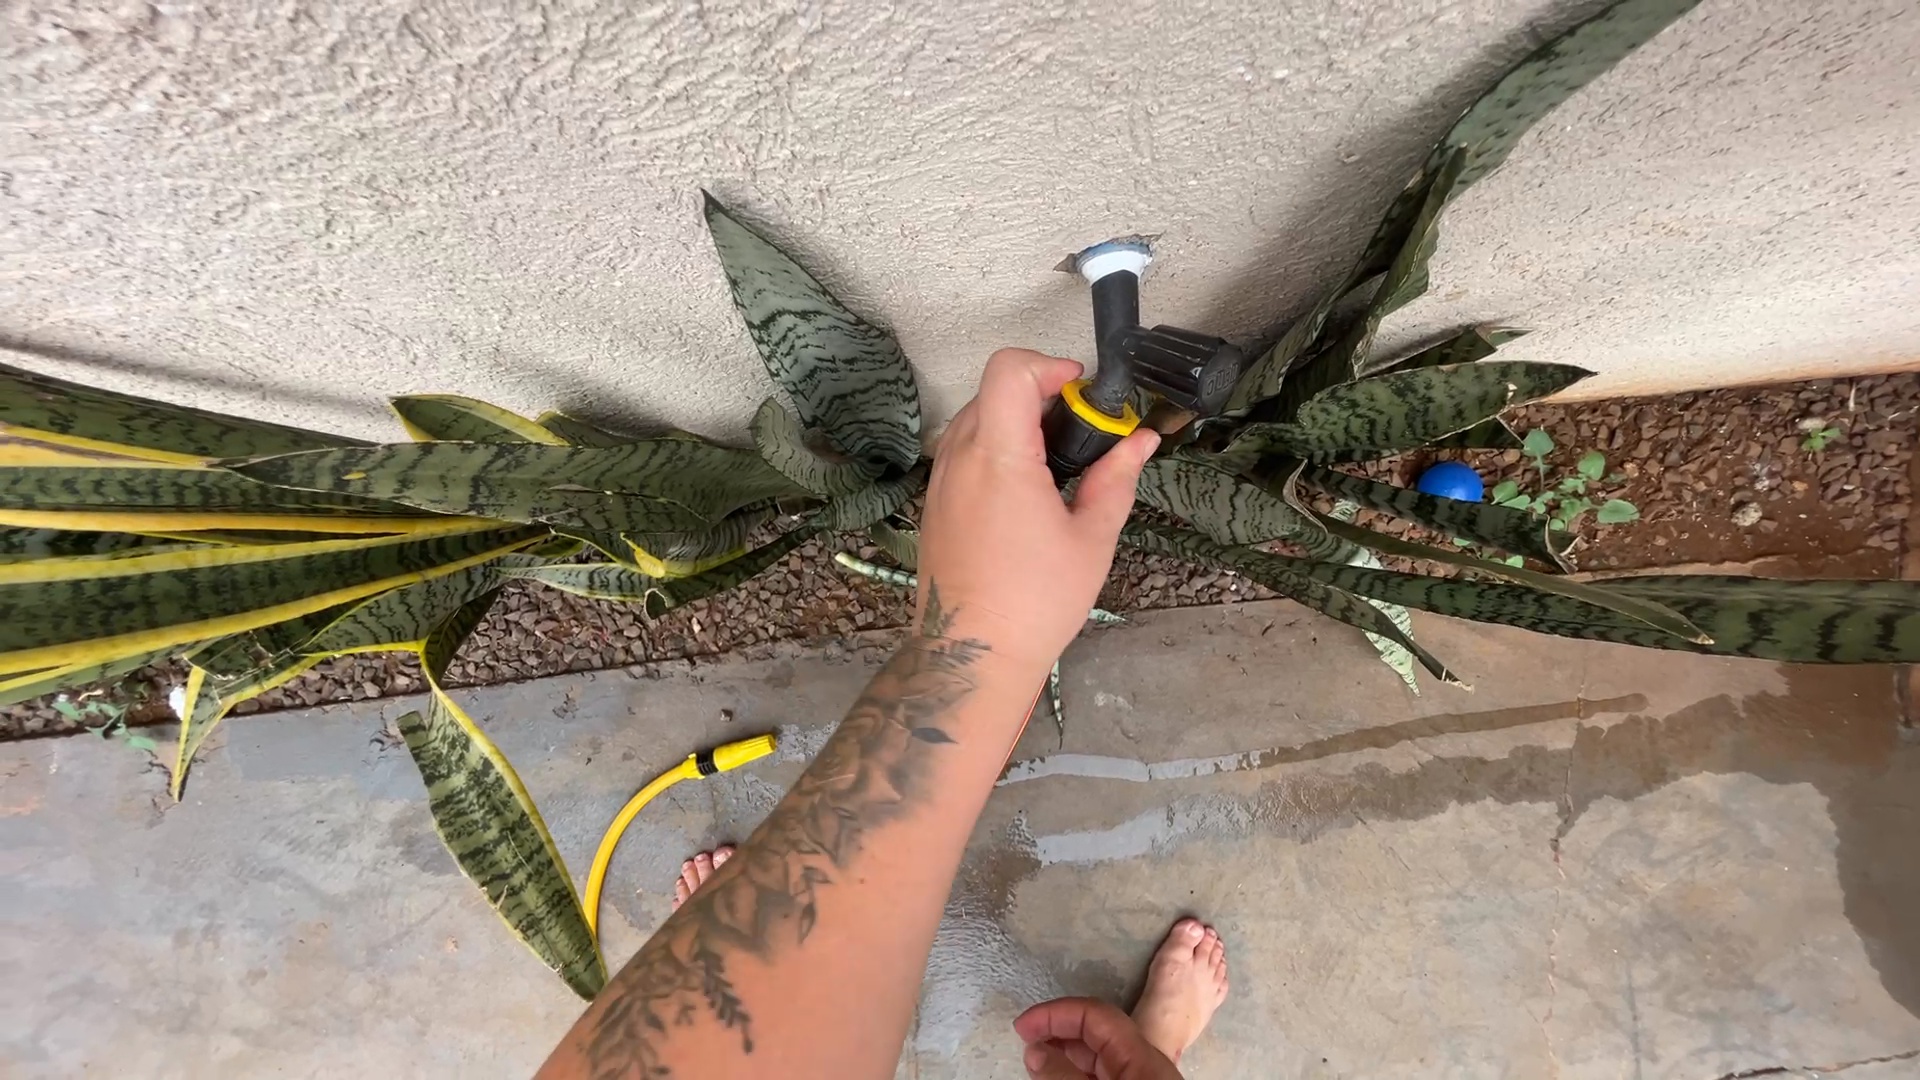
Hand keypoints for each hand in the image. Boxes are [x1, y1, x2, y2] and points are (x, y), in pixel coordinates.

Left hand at [918, 349, 1156, 674]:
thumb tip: (1141, 441)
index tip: (1079, 391)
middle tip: (1078, 433)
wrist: (972, 652)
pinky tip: (1023, 492)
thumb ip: (1116, 479)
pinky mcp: (934, 501)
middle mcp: (960, 459)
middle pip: (994, 390)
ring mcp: (940, 480)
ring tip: (1053, 465)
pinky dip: (994, 449)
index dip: (1048, 365)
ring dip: (1015, 422)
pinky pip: (962, 451)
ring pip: (976, 418)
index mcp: (999, 458)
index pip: (1008, 369)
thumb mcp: (1091, 539)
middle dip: (1040, 396)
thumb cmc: (1036, 601)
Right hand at [1014, 998, 1183, 1079]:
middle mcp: (1145, 1063)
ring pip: (1098, 1059)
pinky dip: (1079, 1074)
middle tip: (1027, 1043)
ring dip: (1065, 1056)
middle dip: (1057, 1033)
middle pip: (1095, 1034)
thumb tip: (1033, 1050)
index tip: (1023, 1025)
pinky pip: (1104, 1076)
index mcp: (1144, 1052)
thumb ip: (1065, 1074)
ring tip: (1036, 1063)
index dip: (1055, 1013)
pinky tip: (1058, 1078)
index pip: (1093, 1013)